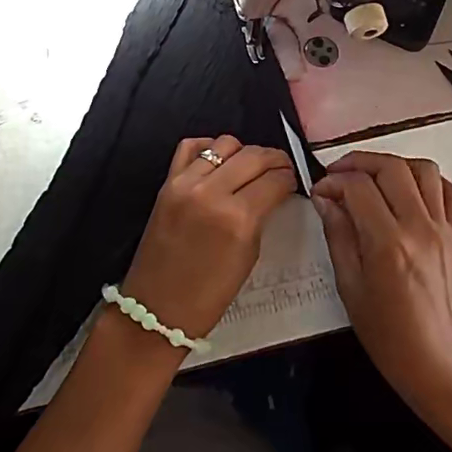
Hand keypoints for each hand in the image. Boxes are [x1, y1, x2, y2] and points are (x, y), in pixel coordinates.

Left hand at [118, 135, 297, 343]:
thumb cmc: (210, 293)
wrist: (158, 307)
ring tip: (249, 169)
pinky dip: (209, 148)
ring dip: (245, 153)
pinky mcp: (166, 183)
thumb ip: (261, 216)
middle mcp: (211, 192)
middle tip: (281, 170)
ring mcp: (185, 184)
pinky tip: (219, 162)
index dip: (290, 178)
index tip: (293, 182)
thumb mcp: (250, 254)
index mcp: (238, 218)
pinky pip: (191, 147)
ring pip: (226, 144)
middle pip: (255, 156)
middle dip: (275, 160)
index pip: (275, 179)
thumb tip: (273, 191)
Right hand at [311, 152, 451, 396]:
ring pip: (422, 169)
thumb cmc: (385, 331)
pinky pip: (450, 191)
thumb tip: (325, 199)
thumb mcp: (348, 285)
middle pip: (390, 167)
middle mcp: (419, 227)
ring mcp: (442, 228)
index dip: (333, 182)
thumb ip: (337, 235)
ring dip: (392, 165)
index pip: (358, 188)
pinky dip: (428, 181)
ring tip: (370, 178)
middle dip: (358, 162)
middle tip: (338, 175)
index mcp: (388, 243)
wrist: (433, 357)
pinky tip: (407, 191)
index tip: (319, 191)